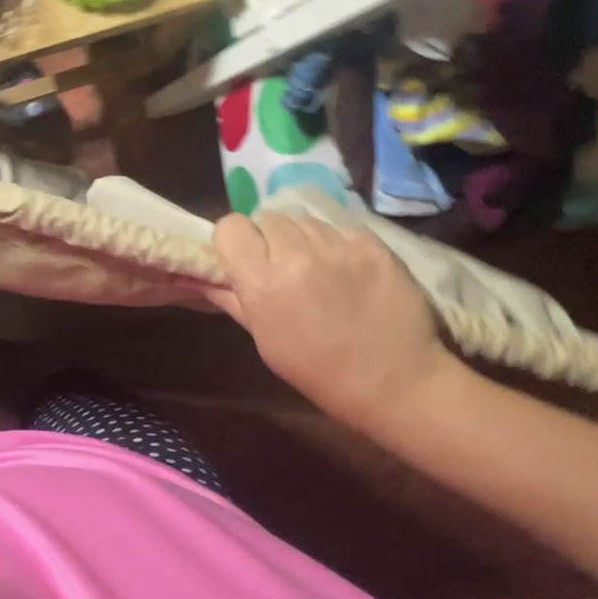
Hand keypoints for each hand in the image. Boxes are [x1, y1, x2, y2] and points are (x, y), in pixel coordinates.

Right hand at [208, 213, 461, 426]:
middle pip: (266, 217)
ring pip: (302, 219)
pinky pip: (338, 228)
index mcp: (263, 282)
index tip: (242, 258)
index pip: (230, 226)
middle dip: (267, 238)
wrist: (394, 380)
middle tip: (280, 267)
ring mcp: (338, 245)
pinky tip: (345, 271)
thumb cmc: (317, 370)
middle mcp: (296, 254)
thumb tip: (203, 278)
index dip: (233, 240)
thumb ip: (233, 300)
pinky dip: (334, 243)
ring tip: (315, 268)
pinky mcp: (371, 243)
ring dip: (300, 238)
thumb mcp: (264, 341)